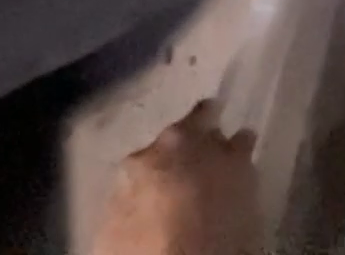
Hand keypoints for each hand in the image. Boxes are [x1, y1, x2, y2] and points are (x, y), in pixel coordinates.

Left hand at [93, 100, 259, 254]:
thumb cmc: (214, 217)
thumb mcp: (242, 179)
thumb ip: (238, 151)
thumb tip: (238, 136)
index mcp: (180, 137)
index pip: (202, 113)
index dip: (214, 116)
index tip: (222, 121)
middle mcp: (143, 157)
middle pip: (168, 146)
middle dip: (184, 155)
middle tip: (202, 172)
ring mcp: (118, 194)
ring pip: (145, 178)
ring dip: (162, 184)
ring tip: (181, 205)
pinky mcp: (103, 230)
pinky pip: (129, 211)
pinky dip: (144, 214)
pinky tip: (160, 229)